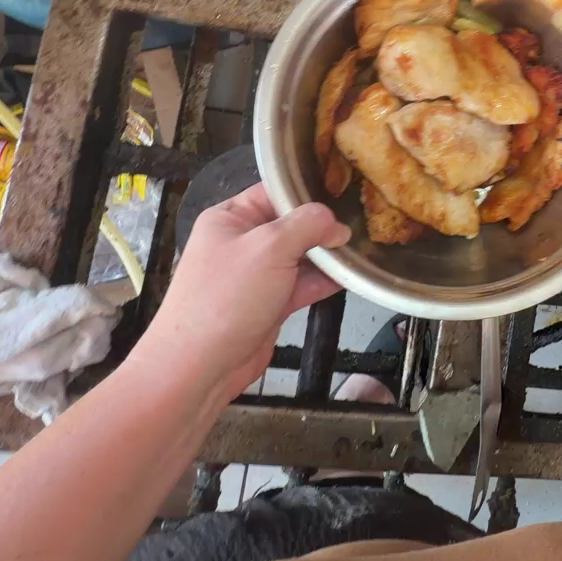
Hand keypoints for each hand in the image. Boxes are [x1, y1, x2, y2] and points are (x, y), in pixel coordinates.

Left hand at [128, 184, 349, 401]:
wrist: (198, 369)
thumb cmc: (227, 298)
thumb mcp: (270, 247)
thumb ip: (308, 225)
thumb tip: (338, 226)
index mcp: (231, 218)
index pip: (276, 192)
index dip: (309, 192)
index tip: (345, 193)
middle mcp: (244, 241)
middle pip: (293, 223)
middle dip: (324, 226)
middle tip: (361, 223)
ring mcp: (258, 274)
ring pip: (302, 255)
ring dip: (328, 255)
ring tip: (363, 250)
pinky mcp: (270, 303)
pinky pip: (304, 283)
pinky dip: (325, 280)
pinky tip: (352, 276)